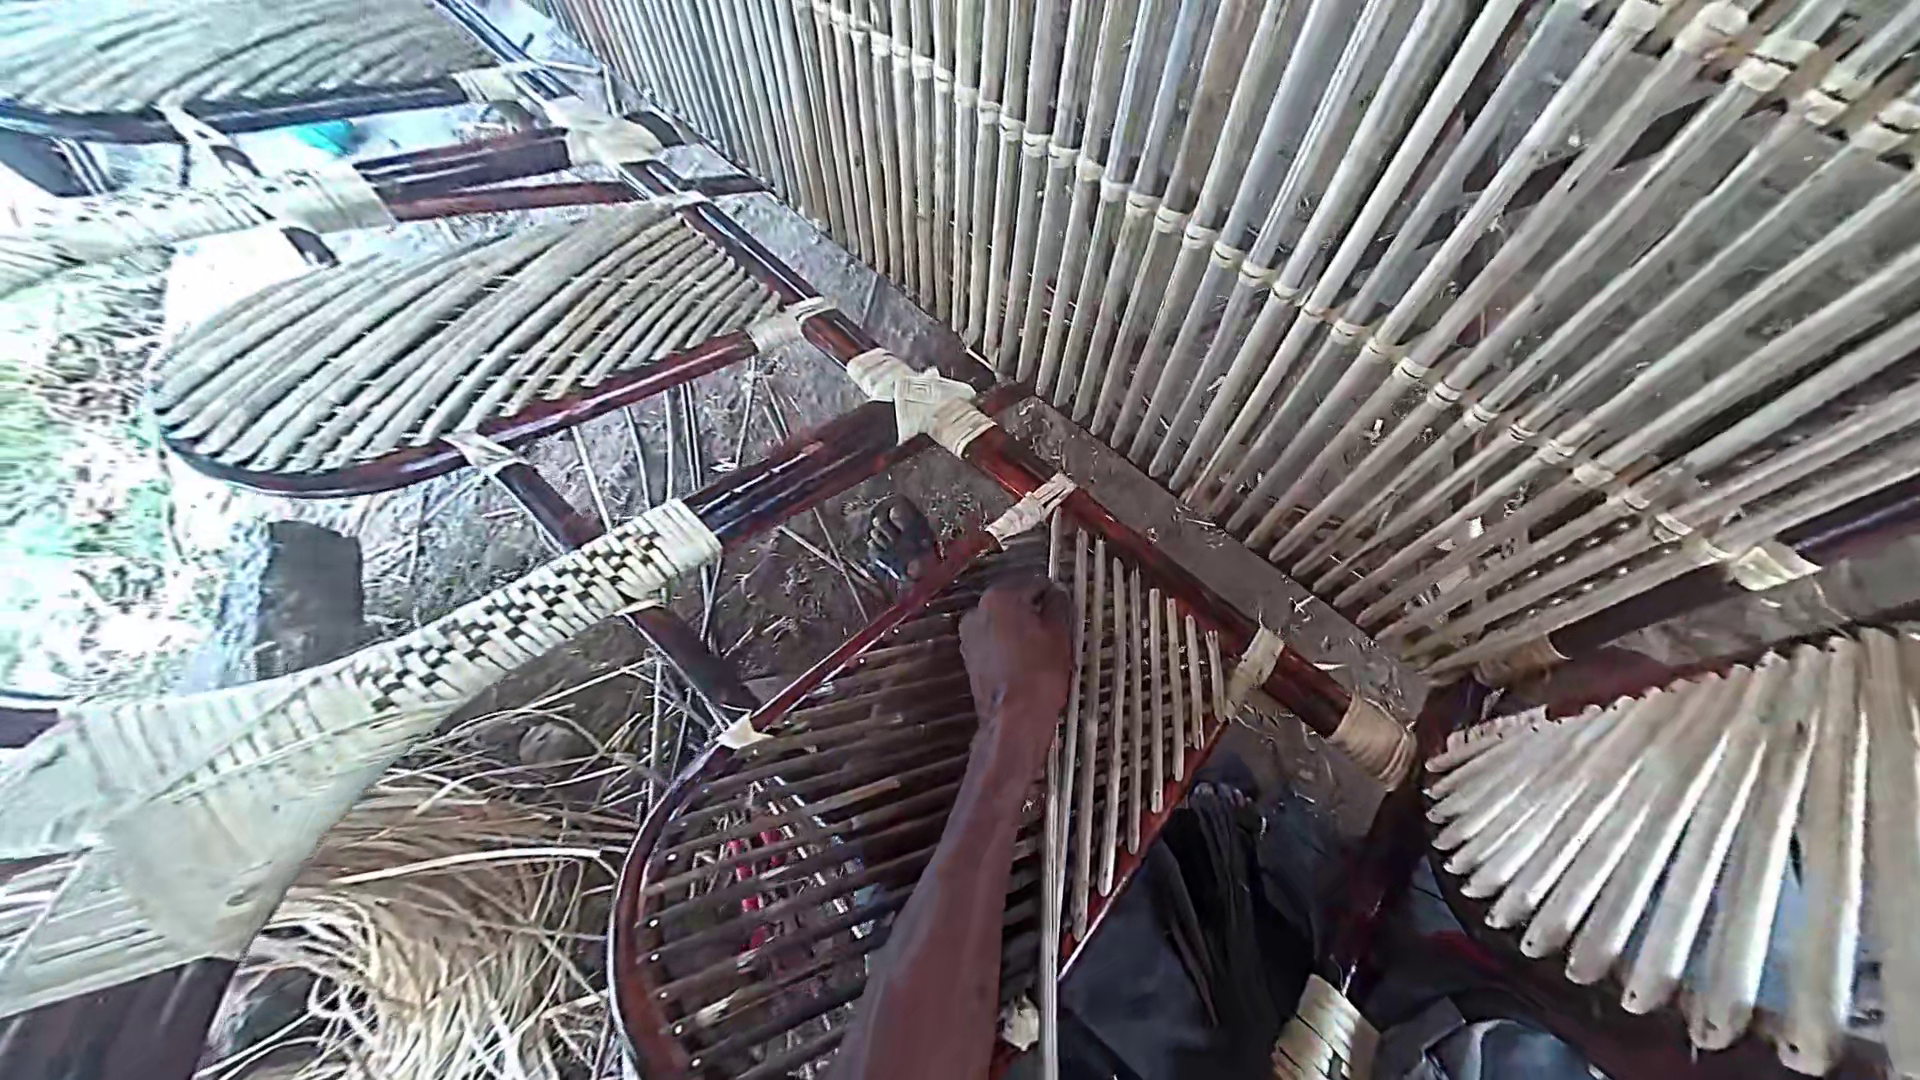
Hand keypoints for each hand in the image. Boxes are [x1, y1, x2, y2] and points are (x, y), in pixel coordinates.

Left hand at [960, 576, 1072, 766]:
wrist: (1015, 719)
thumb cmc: (1037, 677)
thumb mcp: (1059, 633)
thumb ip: (1058, 604)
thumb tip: (1057, 595)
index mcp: (999, 598)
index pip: (1034, 582)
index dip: (1053, 596)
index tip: (1064, 608)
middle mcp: (978, 612)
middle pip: (1015, 600)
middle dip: (1035, 613)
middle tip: (1056, 632)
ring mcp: (970, 635)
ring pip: (1004, 621)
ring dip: (1021, 629)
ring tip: (1043, 650)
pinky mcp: (970, 656)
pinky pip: (994, 641)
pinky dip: (1009, 646)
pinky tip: (1027, 662)